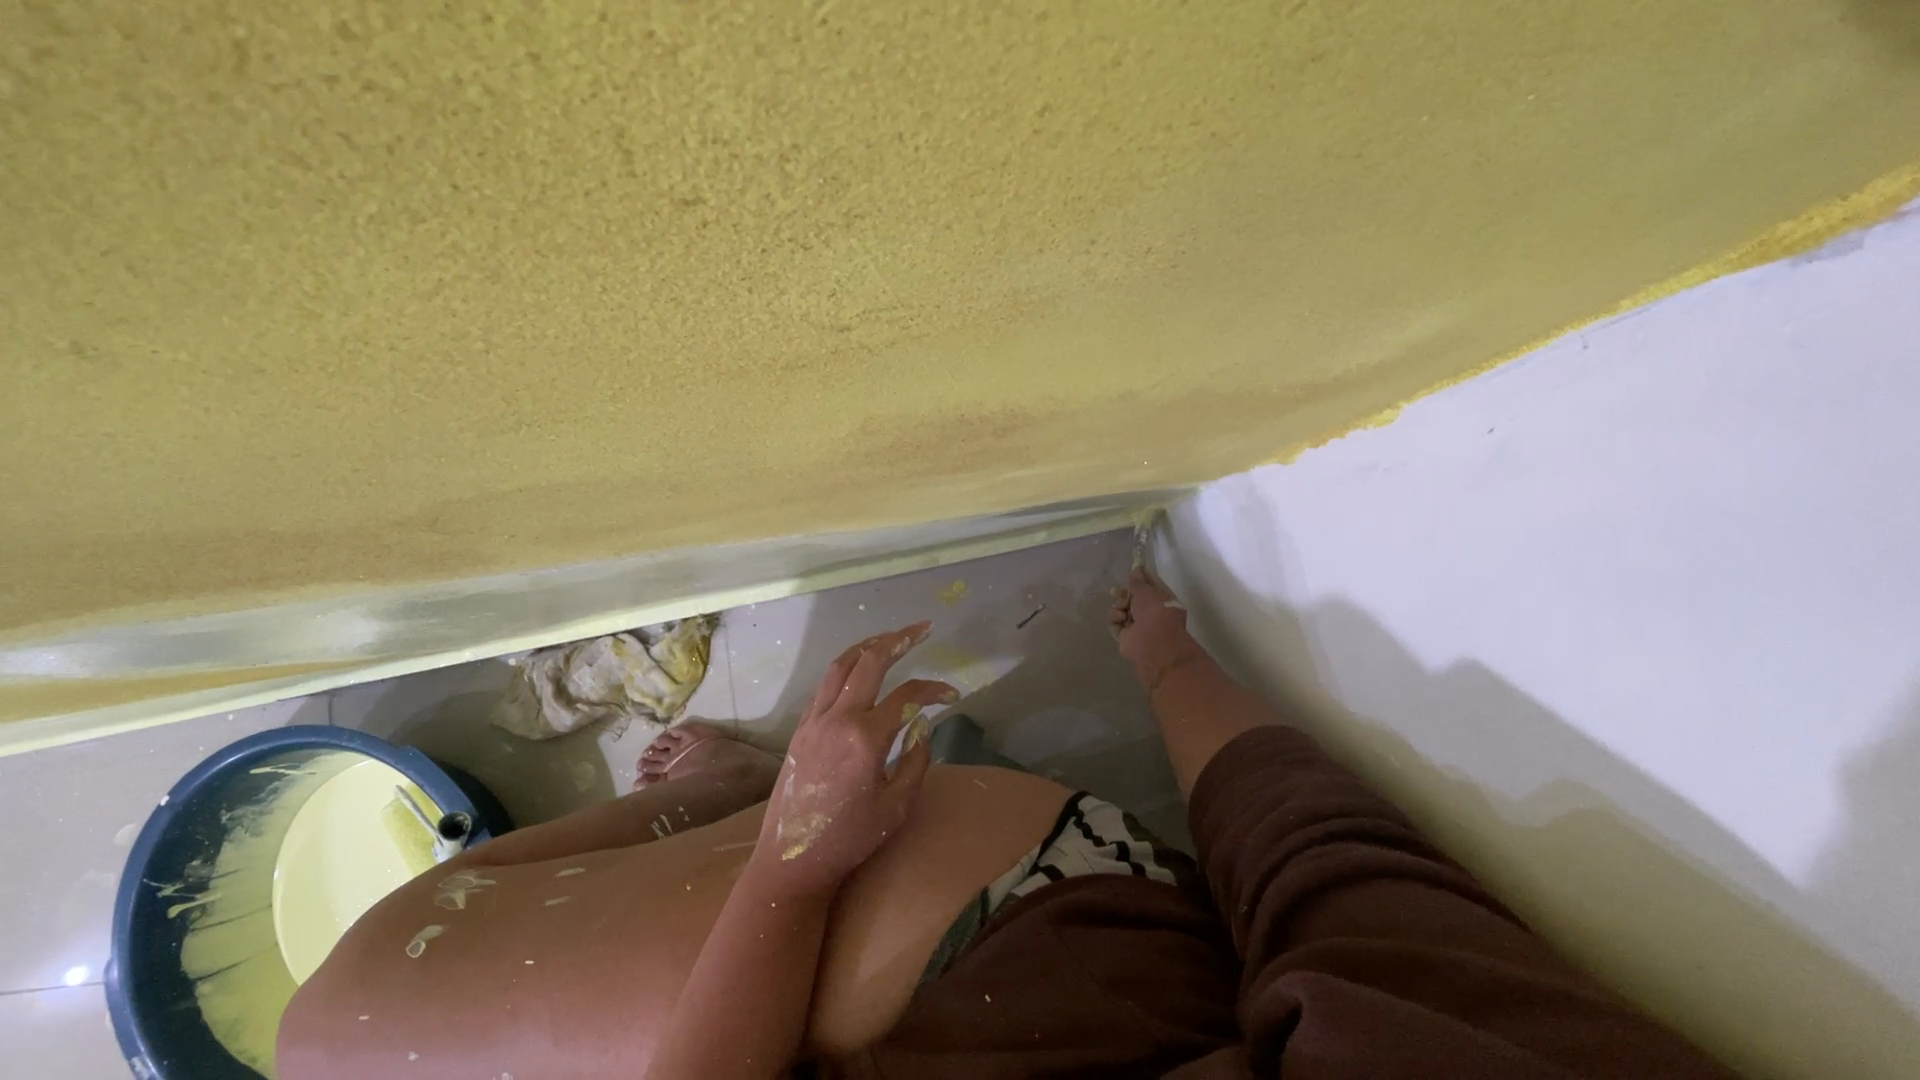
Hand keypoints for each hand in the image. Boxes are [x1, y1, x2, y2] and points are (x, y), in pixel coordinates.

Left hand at [751, 622, 956, 896]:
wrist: (792, 860)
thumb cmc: (850, 839)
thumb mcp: (897, 806)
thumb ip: (916, 760)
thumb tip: (922, 725)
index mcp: (866, 739)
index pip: (907, 696)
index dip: (934, 689)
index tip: (953, 694)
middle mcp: (838, 719)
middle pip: (869, 662)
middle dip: (899, 639)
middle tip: (921, 628)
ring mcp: (815, 720)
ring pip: (841, 666)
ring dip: (868, 646)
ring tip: (891, 637)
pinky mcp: (801, 728)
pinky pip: (825, 685)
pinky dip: (846, 667)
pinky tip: (860, 669)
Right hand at [1110, 567, 1206, 691]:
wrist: (1152, 642)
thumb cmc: (1154, 611)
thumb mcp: (1146, 591)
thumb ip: (1138, 581)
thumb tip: (1136, 569)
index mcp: (1162, 600)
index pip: (1151, 585)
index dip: (1141, 578)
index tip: (1131, 571)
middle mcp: (1151, 613)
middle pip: (1133, 598)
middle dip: (1124, 594)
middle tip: (1116, 592)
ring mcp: (1138, 625)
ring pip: (1122, 609)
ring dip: (1119, 605)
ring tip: (1121, 608)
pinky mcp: (1125, 636)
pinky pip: (1115, 622)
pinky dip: (1115, 618)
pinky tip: (1120, 618)